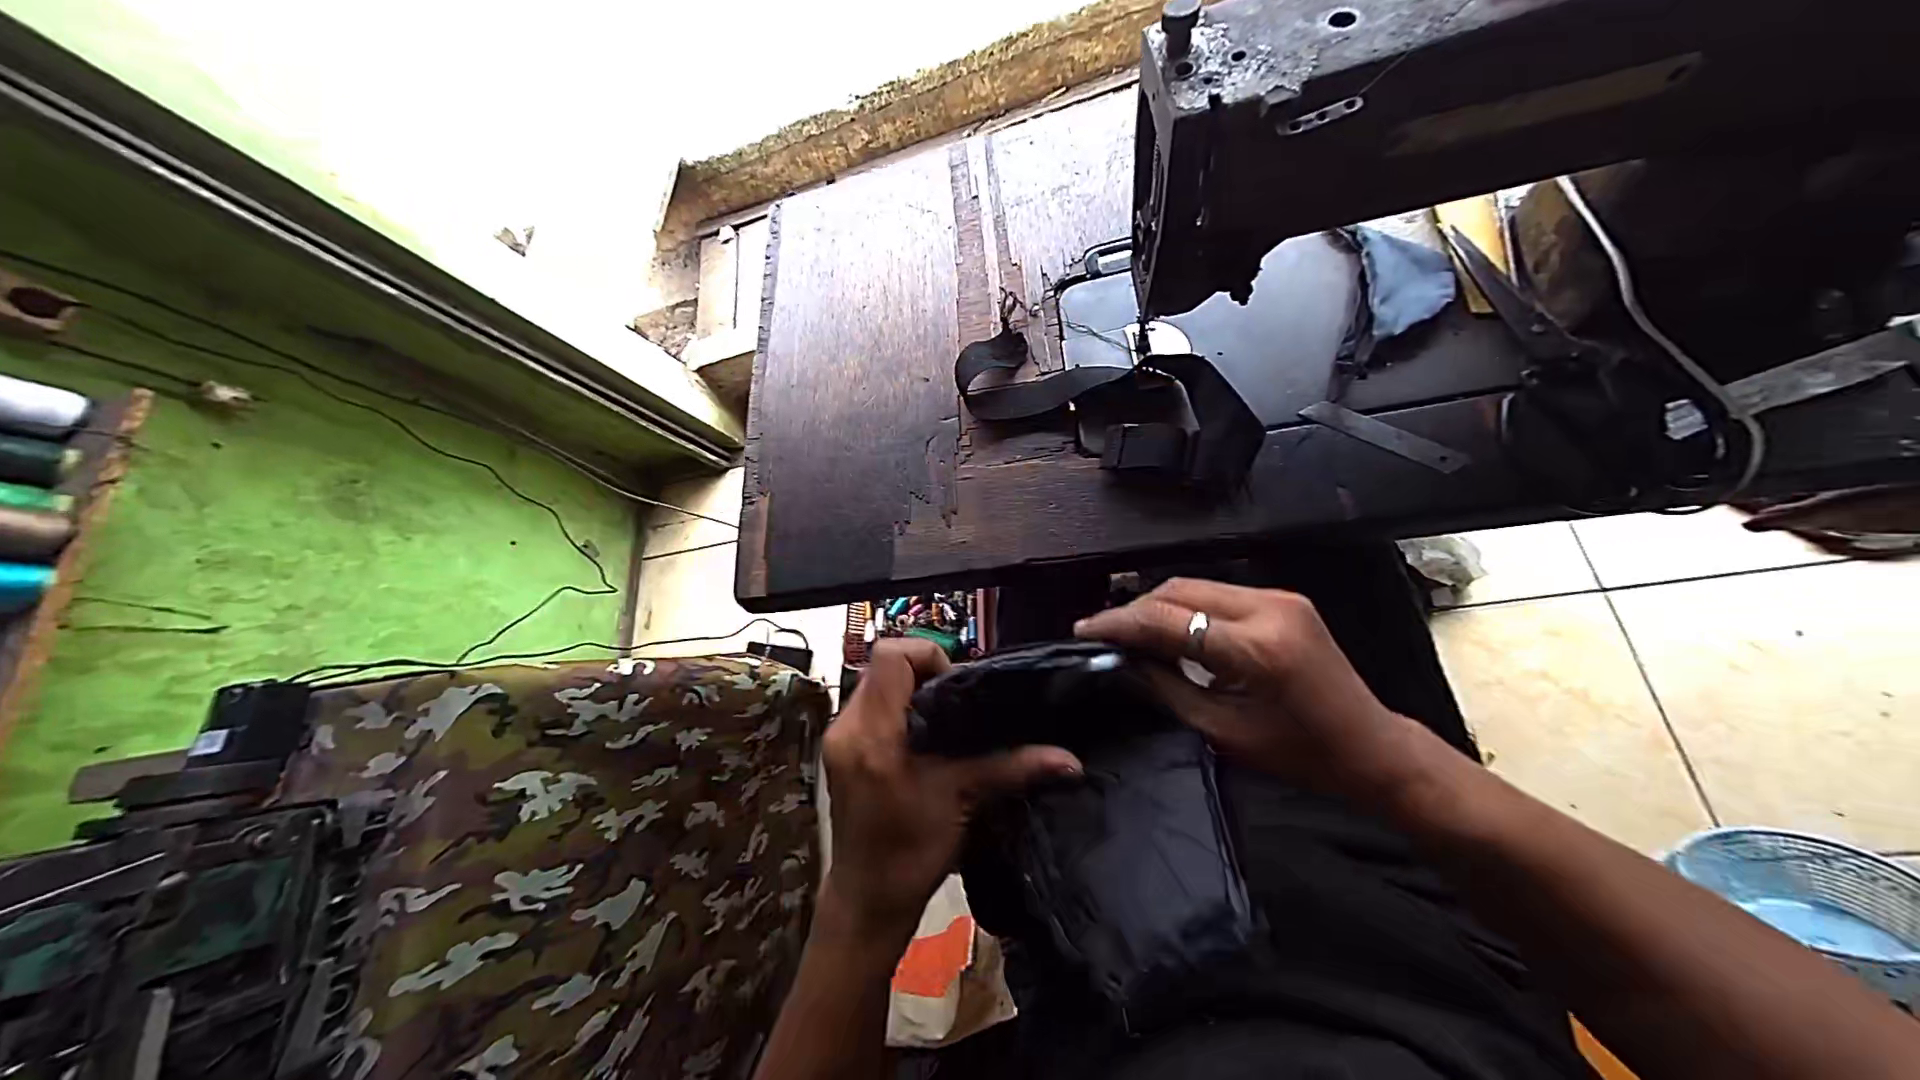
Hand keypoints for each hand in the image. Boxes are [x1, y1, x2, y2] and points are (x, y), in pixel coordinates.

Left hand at [819, 638, 1081, 941]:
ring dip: (912, 693)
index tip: (957, 685)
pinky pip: (871, 707)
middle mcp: (848, 727)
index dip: (929, 657)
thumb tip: (1069, 760)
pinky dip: (900, 711)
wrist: (868, 899)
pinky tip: (926, 739)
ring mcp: (840, 737)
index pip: (891, 656)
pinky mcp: (843, 750)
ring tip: (945, 721)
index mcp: (873, 734)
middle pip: (884, 666)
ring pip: (877, 686)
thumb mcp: (962, 802)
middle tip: (958, 703)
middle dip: (925, 674)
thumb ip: (1011, 769)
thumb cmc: (910, 854)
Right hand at [1073, 577, 1428, 803]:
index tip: (1085, 631)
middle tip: (1103, 635)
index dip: (1119, 623)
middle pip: (1179, 590)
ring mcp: (1280, 598)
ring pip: (1195, 586)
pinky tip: (1167, 629)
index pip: (1168, 619)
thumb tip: (1121, 661)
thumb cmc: (1300, 754)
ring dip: (1157, 606)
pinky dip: (1184, 608)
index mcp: (1257, 648)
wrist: (1372, 748)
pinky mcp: (1283, 599)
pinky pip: (1217, 593)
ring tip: (1128, 633)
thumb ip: (1165, 688)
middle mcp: (1270, 608)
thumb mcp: (1222, 731)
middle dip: (1134, 610)